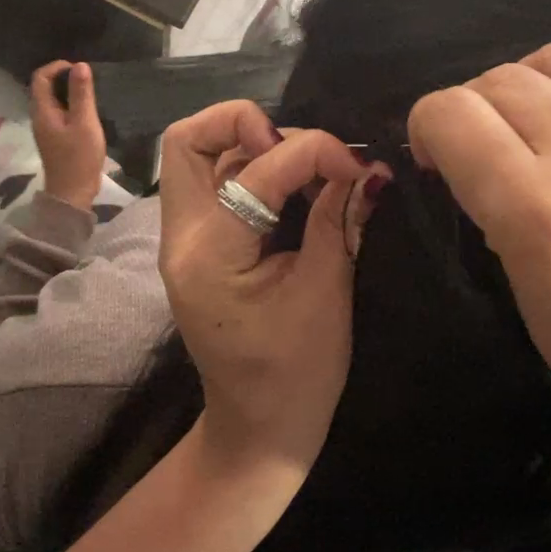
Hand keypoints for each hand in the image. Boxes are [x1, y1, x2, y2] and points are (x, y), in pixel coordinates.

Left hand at [30, 61, 107, 210]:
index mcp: (42, 111)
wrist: (73, 191)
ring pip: (53, 100)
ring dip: (68, 91)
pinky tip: (87, 109)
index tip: (79, 68)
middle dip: (63, 77)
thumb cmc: (79, 156)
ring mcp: (46, 127)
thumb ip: (81, 93)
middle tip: (87, 77)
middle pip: (44, 87)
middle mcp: (40, 116)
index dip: (57, 67)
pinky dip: (71, 104)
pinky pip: (60, 111)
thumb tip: (79, 65)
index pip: (41, 77)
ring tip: (89, 90)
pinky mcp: (55, 136)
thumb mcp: (84, 122)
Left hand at [157, 101, 386, 466]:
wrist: (258, 429)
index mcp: (207, 254)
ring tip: (305, 164)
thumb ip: (338, 221)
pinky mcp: (198, 242)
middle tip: (301, 147)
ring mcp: (182, 238)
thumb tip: (369, 168)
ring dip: (251, 142)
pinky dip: (251, 166)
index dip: (314, 151)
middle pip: (188, 140)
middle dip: (246, 122)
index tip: (357, 167)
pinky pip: (214, 180)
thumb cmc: (295, 376)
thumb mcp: (325, 295)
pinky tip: (292, 181)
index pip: (256, 170)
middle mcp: (180, 236)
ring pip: (198, 154)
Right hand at [406, 42, 550, 521]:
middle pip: (502, 80)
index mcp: (542, 215)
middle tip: (495, 145)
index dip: (429, 127)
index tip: (443, 155)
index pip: (451, 114)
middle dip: (478, 108)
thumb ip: (499, 215)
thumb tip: (480, 158)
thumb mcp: (534, 306)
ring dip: (536, 86)